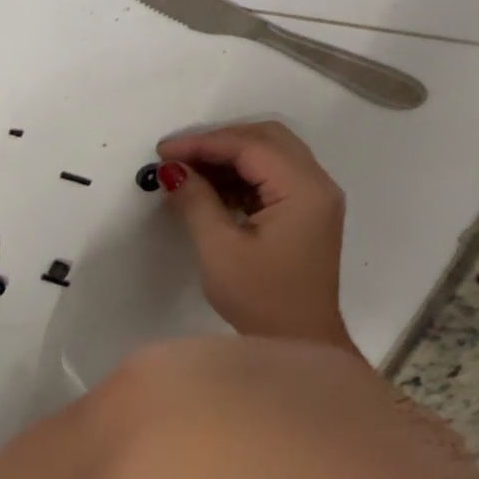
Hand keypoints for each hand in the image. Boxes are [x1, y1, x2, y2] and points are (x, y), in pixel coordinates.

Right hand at [155, 122, 358, 353]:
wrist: (296, 338)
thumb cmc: (258, 296)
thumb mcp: (219, 249)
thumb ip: (196, 202)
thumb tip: (170, 170)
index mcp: (303, 189)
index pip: (252, 146)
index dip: (205, 143)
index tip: (162, 151)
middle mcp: (316, 184)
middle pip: (267, 140)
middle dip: (217, 142)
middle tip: (172, 155)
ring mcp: (312, 198)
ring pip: (269, 156)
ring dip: (227, 157)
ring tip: (184, 170)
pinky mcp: (302, 214)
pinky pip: (270, 178)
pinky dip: (238, 176)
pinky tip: (207, 188)